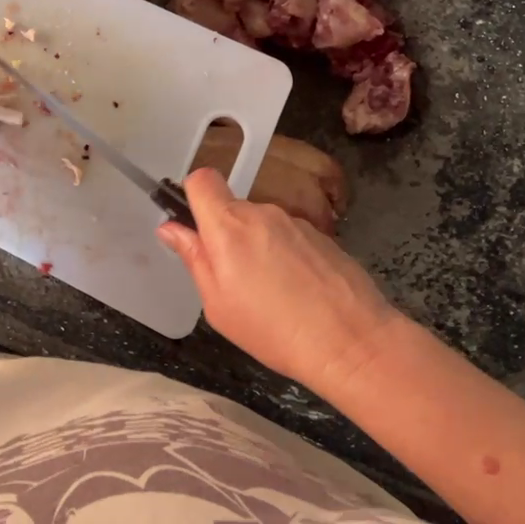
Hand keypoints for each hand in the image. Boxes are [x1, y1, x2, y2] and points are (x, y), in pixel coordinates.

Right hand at [158, 168, 402, 392]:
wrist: (354, 344)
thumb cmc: (274, 329)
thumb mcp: (218, 304)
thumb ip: (193, 259)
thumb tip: (170, 228)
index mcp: (228, 225)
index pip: (201, 179)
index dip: (193, 195)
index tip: (196, 226)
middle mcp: (261, 213)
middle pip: (233, 209)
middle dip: (228, 235)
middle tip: (236, 279)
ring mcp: (296, 223)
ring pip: (263, 225)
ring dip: (260, 248)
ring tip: (275, 294)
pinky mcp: (324, 238)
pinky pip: (292, 239)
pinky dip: (289, 258)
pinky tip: (302, 294)